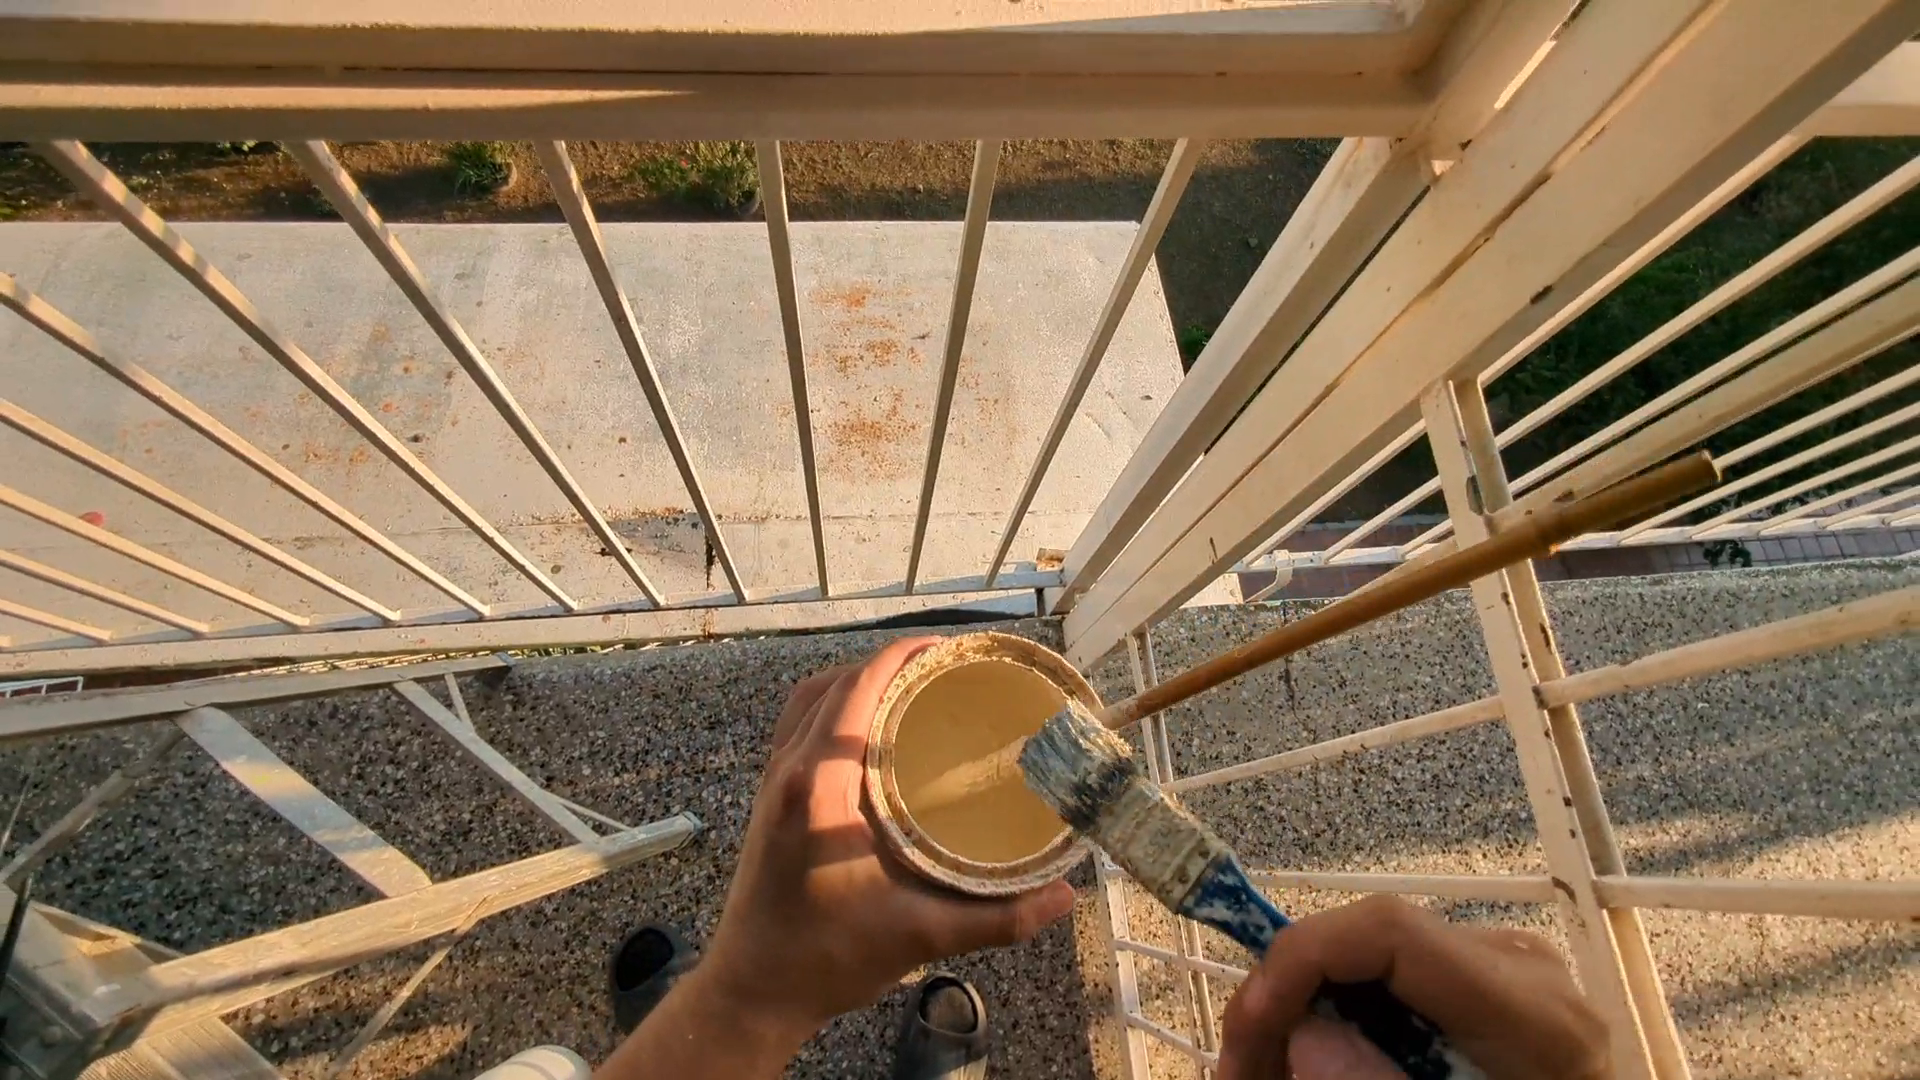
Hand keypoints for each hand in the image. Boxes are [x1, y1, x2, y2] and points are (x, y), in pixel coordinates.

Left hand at [700, 636, 1074, 1035]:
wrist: (750, 992)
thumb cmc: (826, 959)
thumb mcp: (917, 936)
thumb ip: (995, 918)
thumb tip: (1063, 897)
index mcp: (820, 783)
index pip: (858, 688)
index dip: (900, 655)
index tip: (944, 648)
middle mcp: (789, 766)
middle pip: (834, 683)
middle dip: (885, 663)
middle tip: (938, 668)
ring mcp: (771, 777)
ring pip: (809, 698)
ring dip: (854, 680)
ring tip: (904, 687)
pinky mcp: (768, 794)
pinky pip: (797, 722)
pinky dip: (832, 705)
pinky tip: (865, 729)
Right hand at [1218, 896, 1608, 1079]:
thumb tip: (1302, 1038)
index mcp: (1532, 1012)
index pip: (1390, 932)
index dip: (1305, 956)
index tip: (1251, 1021)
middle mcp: (1512, 968)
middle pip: (1359, 943)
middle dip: (1284, 997)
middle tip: (1236, 1066)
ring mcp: (1495, 970)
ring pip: (1358, 961)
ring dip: (1297, 1013)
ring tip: (1258, 1071)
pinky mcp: (1479, 987)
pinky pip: (1381, 983)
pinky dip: (1333, 1019)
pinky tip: (1306, 1060)